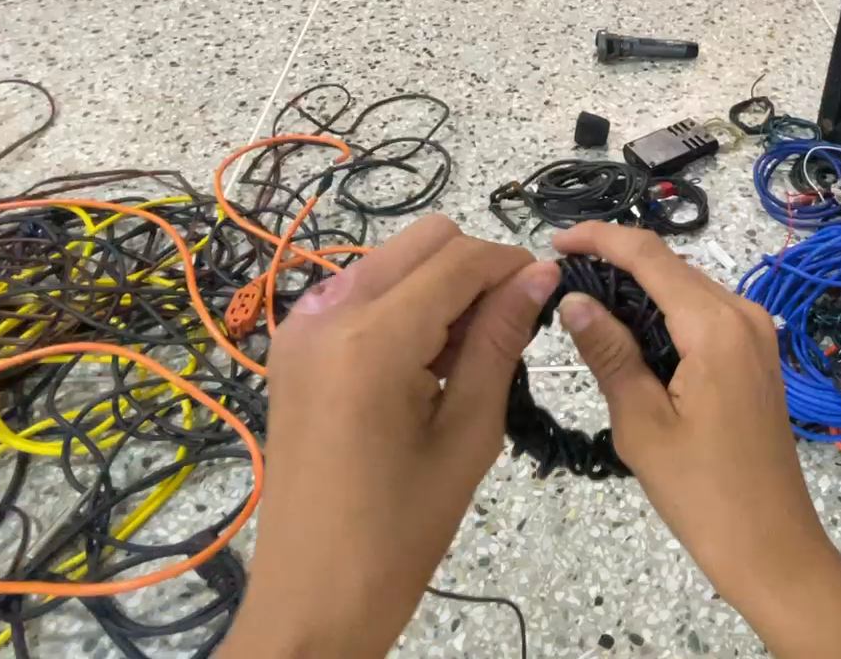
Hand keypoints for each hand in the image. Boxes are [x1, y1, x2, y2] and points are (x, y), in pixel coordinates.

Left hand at [224, 216, 558, 658]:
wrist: (310, 602)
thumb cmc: (402, 530)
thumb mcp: (470, 431)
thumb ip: (502, 338)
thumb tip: (543, 273)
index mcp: (371, 339)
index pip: (461, 259)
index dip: (513, 265)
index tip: (547, 291)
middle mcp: (327, 311)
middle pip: (426, 240)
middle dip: (476, 267)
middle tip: (503, 326)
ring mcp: (302, 324)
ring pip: (396, 257)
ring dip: (440, 284)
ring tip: (462, 352)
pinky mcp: (293, 343)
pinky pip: (365, 288)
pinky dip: (405, 302)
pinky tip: (422, 359)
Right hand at [552, 223, 840, 658]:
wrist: (773, 546)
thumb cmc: (702, 493)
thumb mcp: (642, 423)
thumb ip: (609, 352)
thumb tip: (573, 299)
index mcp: (716, 325)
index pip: (650, 255)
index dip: (600, 238)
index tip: (556, 240)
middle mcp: (744, 313)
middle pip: (671, 265)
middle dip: (616, 261)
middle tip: (563, 278)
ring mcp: (757, 330)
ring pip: (688, 286)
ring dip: (640, 286)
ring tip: (587, 301)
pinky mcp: (757, 351)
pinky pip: (705, 311)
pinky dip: (666, 310)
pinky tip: (632, 330)